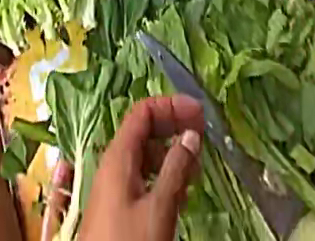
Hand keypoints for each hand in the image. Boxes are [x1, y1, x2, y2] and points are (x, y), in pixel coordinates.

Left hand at [75, 96, 203, 240]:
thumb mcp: (159, 207)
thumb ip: (177, 167)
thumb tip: (192, 134)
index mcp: (118, 158)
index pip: (143, 111)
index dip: (171, 106)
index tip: (198, 115)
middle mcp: (112, 166)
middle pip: (144, 129)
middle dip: (174, 126)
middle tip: (201, 136)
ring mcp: (113, 187)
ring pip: (145, 154)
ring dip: (171, 152)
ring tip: (195, 168)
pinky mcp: (117, 208)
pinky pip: (142, 176)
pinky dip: (163, 174)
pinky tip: (179, 190)